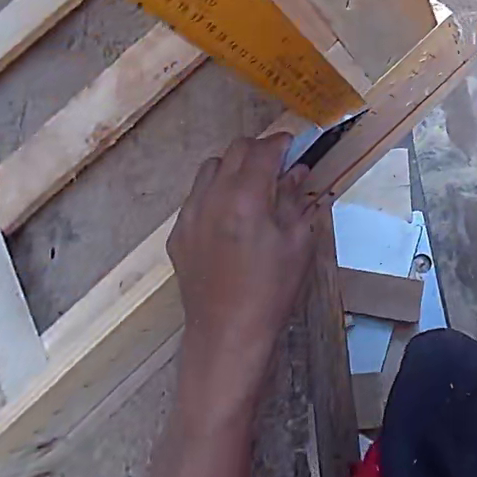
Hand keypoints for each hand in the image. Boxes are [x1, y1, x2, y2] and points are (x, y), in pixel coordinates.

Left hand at [169, 134, 321, 387]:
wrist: (228, 333)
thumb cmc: (273, 289)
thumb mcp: (298, 242)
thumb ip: (296, 200)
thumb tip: (297, 172)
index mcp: (246, 198)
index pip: (263, 151)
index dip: (282, 143)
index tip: (295, 145)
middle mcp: (212, 197)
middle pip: (235, 150)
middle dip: (259, 150)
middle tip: (279, 165)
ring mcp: (190, 215)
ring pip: (211, 168)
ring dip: (235, 167)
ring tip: (253, 188)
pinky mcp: (178, 233)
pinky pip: (197, 196)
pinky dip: (216, 192)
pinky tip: (232, 217)